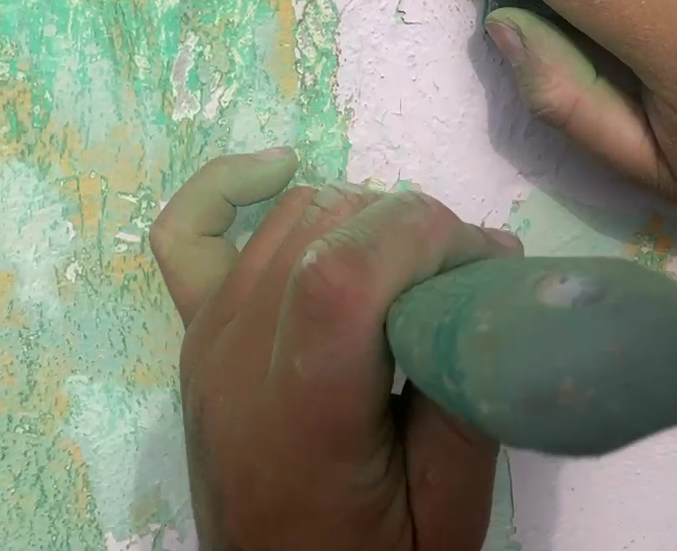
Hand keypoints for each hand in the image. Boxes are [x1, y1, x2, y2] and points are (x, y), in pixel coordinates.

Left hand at [148, 149, 522, 549]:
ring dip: (361, 213)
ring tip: (409, 254)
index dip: (424, 235)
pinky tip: (281, 168)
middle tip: (461, 271)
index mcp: (301, 411)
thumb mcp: (447, 510)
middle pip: (322, 227)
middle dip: (410, 224)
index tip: (482, 259)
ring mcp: (207, 332)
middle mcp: (237, 355)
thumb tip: (488, 266)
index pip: (346, 269)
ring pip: (287, 216)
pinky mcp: (195, 325)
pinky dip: (231, 185)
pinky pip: (188, 231)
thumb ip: (467, 390)